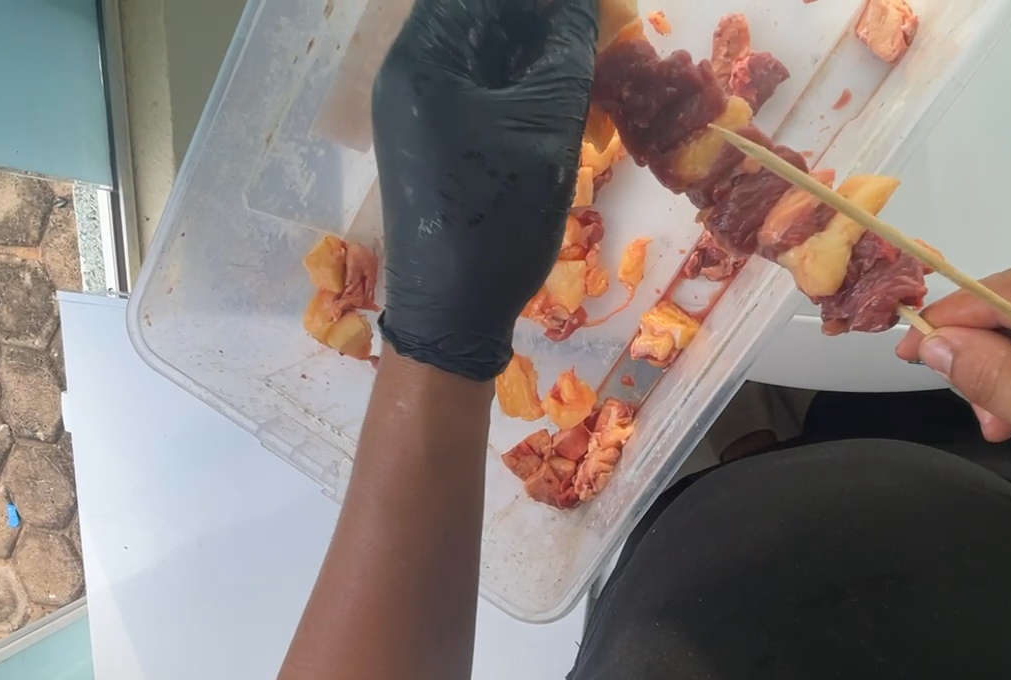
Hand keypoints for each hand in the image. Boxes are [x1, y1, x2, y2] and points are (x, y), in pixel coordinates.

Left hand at [373, 0, 596, 379]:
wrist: (451, 317)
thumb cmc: (495, 226)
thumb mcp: (545, 135)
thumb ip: (567, 55)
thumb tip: (583, 7)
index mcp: (424, 57)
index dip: (548, 6)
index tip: (598, 19)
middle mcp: (409, 74)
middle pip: (485, 20)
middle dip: (547, 33)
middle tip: (602, 52)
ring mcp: (416, 114)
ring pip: (488, 62)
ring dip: (542, 70)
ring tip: (592, 95)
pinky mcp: (430, 147)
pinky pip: (481, 101)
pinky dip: (523, 103)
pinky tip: (564, 122)